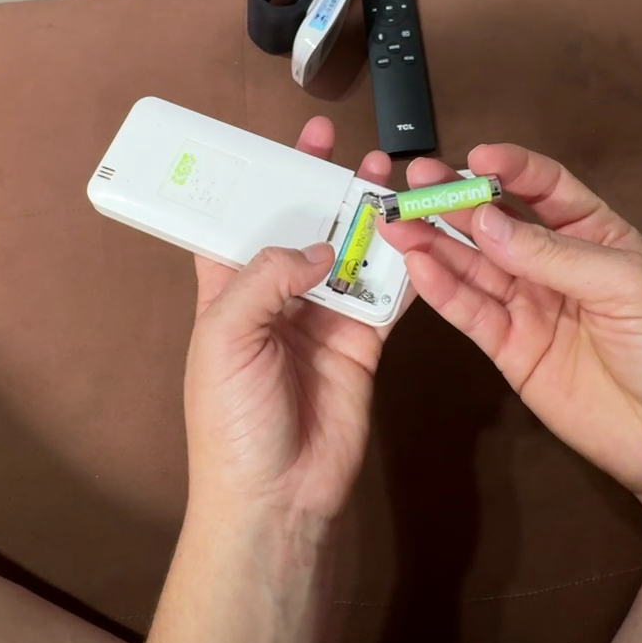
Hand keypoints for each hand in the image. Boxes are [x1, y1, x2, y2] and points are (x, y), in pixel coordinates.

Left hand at [185, 117, 392, 523]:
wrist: (279, 496)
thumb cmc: (231, 420)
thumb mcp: (225, 336)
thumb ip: (265, 277)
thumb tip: (318, 246)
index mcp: (229, 288)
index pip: (241, 221)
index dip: (260, 183)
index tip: (282, 147)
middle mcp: (276, 295)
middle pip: (303, 227)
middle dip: (321, 188)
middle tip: (343, 150)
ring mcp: (321, 315)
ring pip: (349, 252)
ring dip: (366, 218)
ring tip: (384, 178)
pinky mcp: (361, 339)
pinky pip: (384, 293)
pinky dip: (401, 265)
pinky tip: (415, 232)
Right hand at [377, 144, 641, 496]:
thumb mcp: (630, 285)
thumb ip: (554, 254)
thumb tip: (486, 220)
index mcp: (596, 235)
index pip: (546, 188)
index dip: (511, 168)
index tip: (476, 157)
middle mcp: (555, 264)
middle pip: (497, 222)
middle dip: (457, 198)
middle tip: (418, 179)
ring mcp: (529, 306)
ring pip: (473, 265)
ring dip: (435, 241)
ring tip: (398, 219)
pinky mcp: (510, 349)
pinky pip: (469, 312)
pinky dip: (441, 289)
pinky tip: (417, 264)